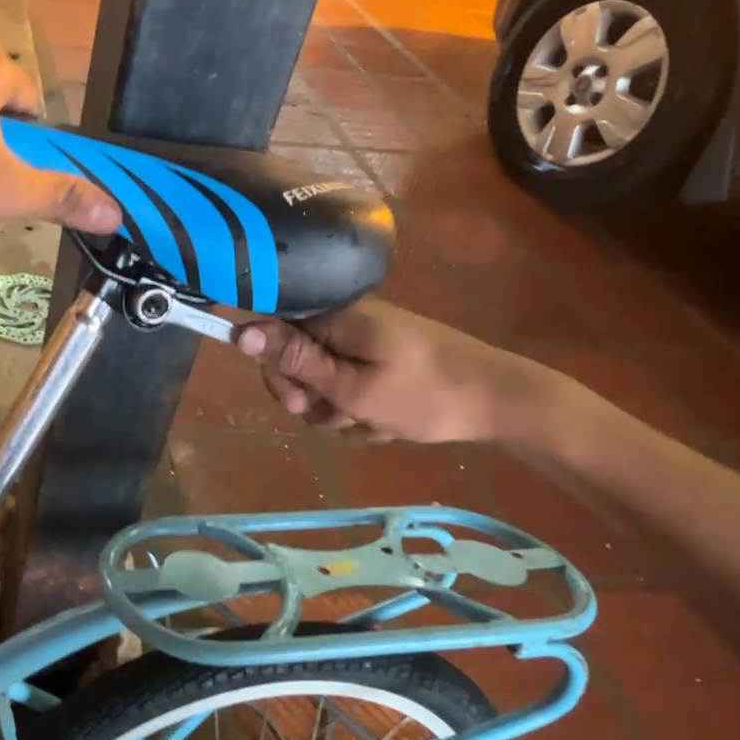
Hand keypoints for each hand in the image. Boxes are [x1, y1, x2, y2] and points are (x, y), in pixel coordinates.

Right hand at [232, 299, 564, 443]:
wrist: (500, 401)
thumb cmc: (425, 395)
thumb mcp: (352, 387)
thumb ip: (295, 361)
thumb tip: (239, 331)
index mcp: (333, 317)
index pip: (269, 330)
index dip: (274, 369)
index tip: (296, 403)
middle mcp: (342, 321)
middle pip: (292, 359)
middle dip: (308, 396)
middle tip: (338, 416)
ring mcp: (362, 340)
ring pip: (319, 379)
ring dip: (336, 409)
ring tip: (371, 422)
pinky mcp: (379, 358)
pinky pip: (347, 386)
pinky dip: (357, 408)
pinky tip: (383, 422)